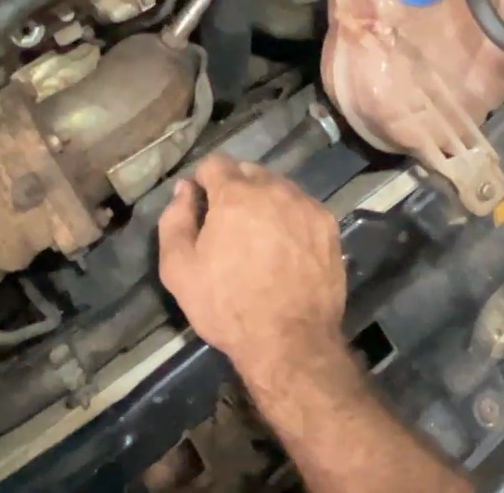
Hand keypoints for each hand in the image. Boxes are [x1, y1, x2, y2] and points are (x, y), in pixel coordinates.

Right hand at [157, 155, 345, 381]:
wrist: (290, 341)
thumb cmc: (227, 307)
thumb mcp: (179, 270)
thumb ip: (175, 220)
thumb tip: (185, 189)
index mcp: (235, 194)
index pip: (215, 162)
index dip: (204, 182)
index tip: (203, 206)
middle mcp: (274, 188)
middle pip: (248, 171)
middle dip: (235, 188)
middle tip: (229, 226)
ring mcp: (305, 204)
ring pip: (278, 187)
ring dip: (265, 201)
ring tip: (260, 238)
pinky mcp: (328, 224)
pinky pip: (302, 206)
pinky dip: (290, 217)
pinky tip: (286, 247)